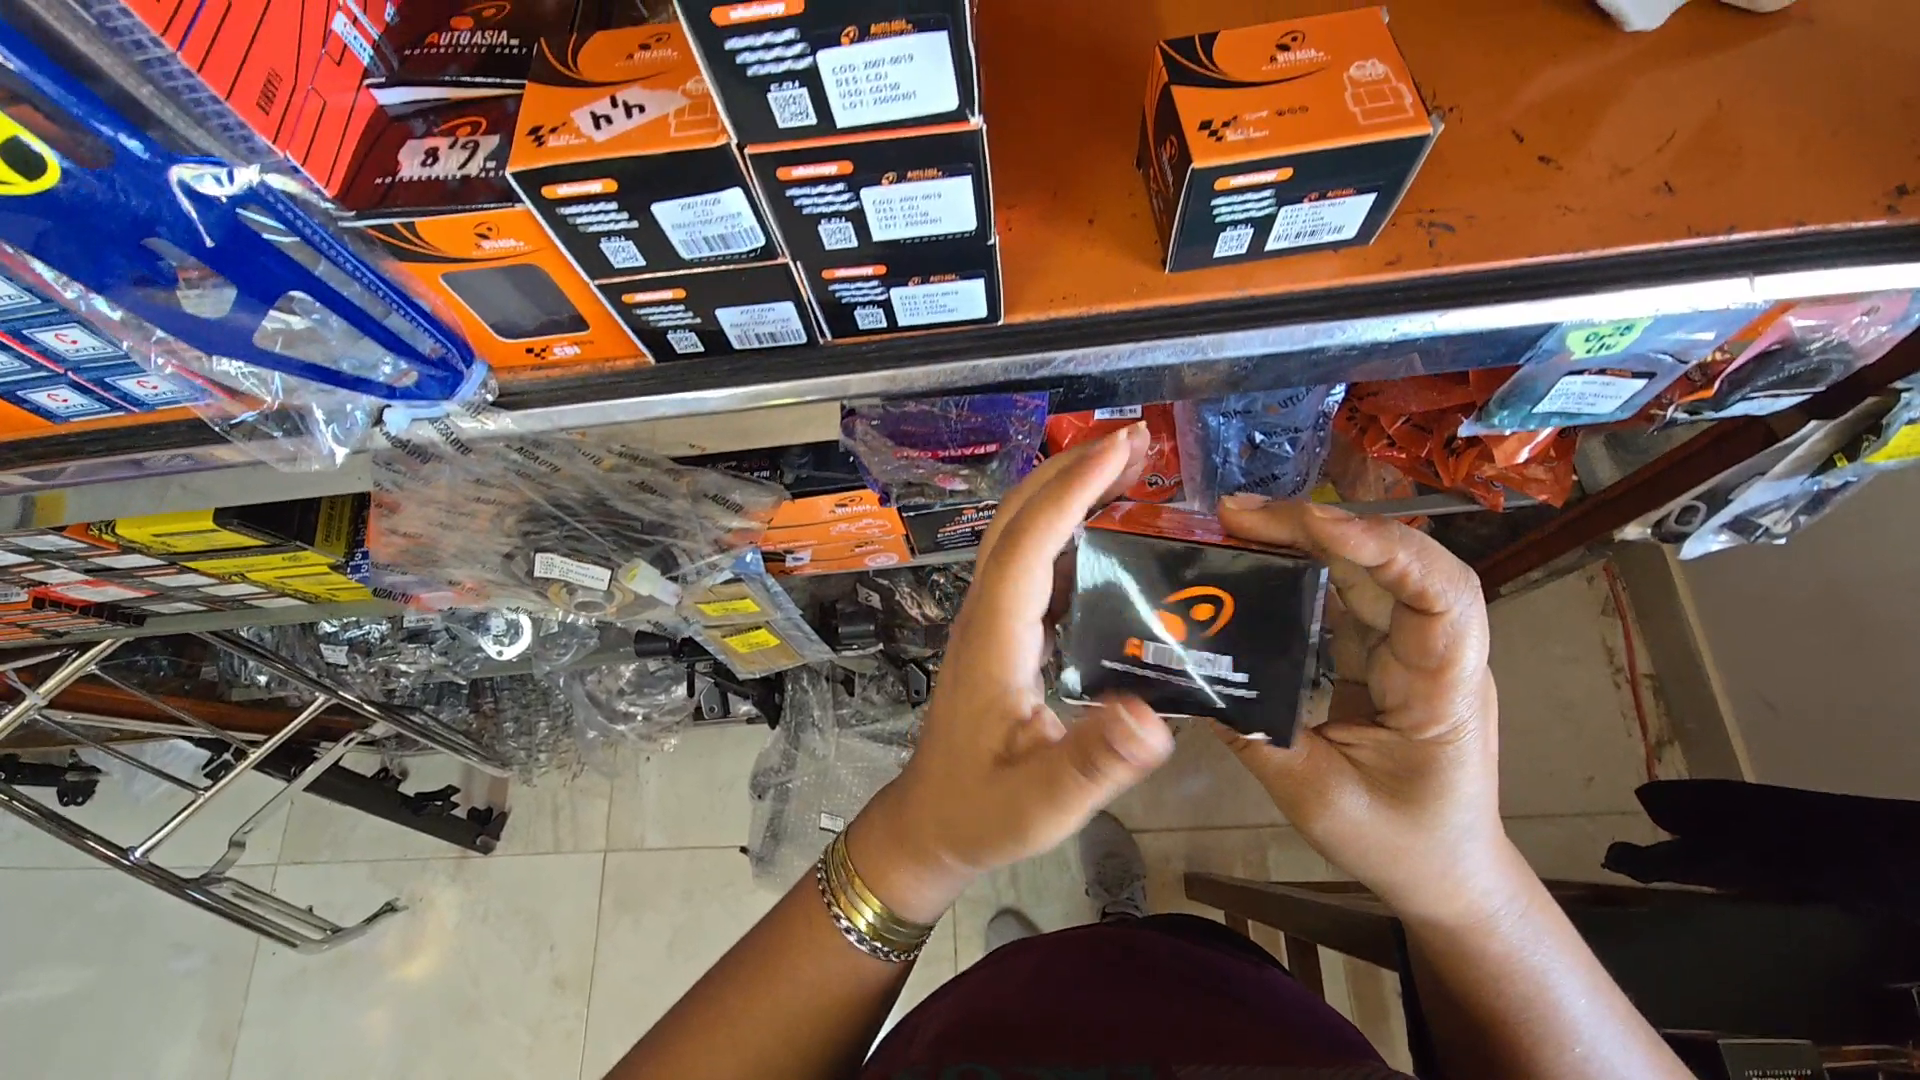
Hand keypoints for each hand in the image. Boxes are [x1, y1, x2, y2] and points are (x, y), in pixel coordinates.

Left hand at [849, 425, 1176, 923]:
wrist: (930, 824)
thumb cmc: (981, 812)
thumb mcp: (1043, 802)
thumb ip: (1093, 763)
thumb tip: (1153, 716)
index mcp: (994, 640)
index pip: (1028, 546)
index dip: (1072, 492)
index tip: (1120, 448)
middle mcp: (985, 615)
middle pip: (1017, 521)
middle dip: (1071, 470)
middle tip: (1134, 440)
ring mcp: (989, 621)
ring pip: (1021, 536)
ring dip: (1068, 493)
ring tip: (1127, 468)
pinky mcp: (1001, 635)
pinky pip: (1032, 566)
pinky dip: (1067, 533)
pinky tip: (1106, 536)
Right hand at [1211, 496, 1520, 926]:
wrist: (1446, 873)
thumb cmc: (1401, 842)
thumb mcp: (1317, 797)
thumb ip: (1255, 735)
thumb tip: (1191, 680)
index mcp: (1441, 687)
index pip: (1441, 593)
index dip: (1385, 547)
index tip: (1314, 525)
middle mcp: (1430, 651)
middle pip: (1391, 564)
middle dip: (1315, 527)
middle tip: (1235, 513)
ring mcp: (1405, 648)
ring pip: (1364, 571)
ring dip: (1301, 540)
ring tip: (1234, 524)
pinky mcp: (1378, 654)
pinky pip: (1341, 598)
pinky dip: (1296, 573)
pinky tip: (1252, 562)